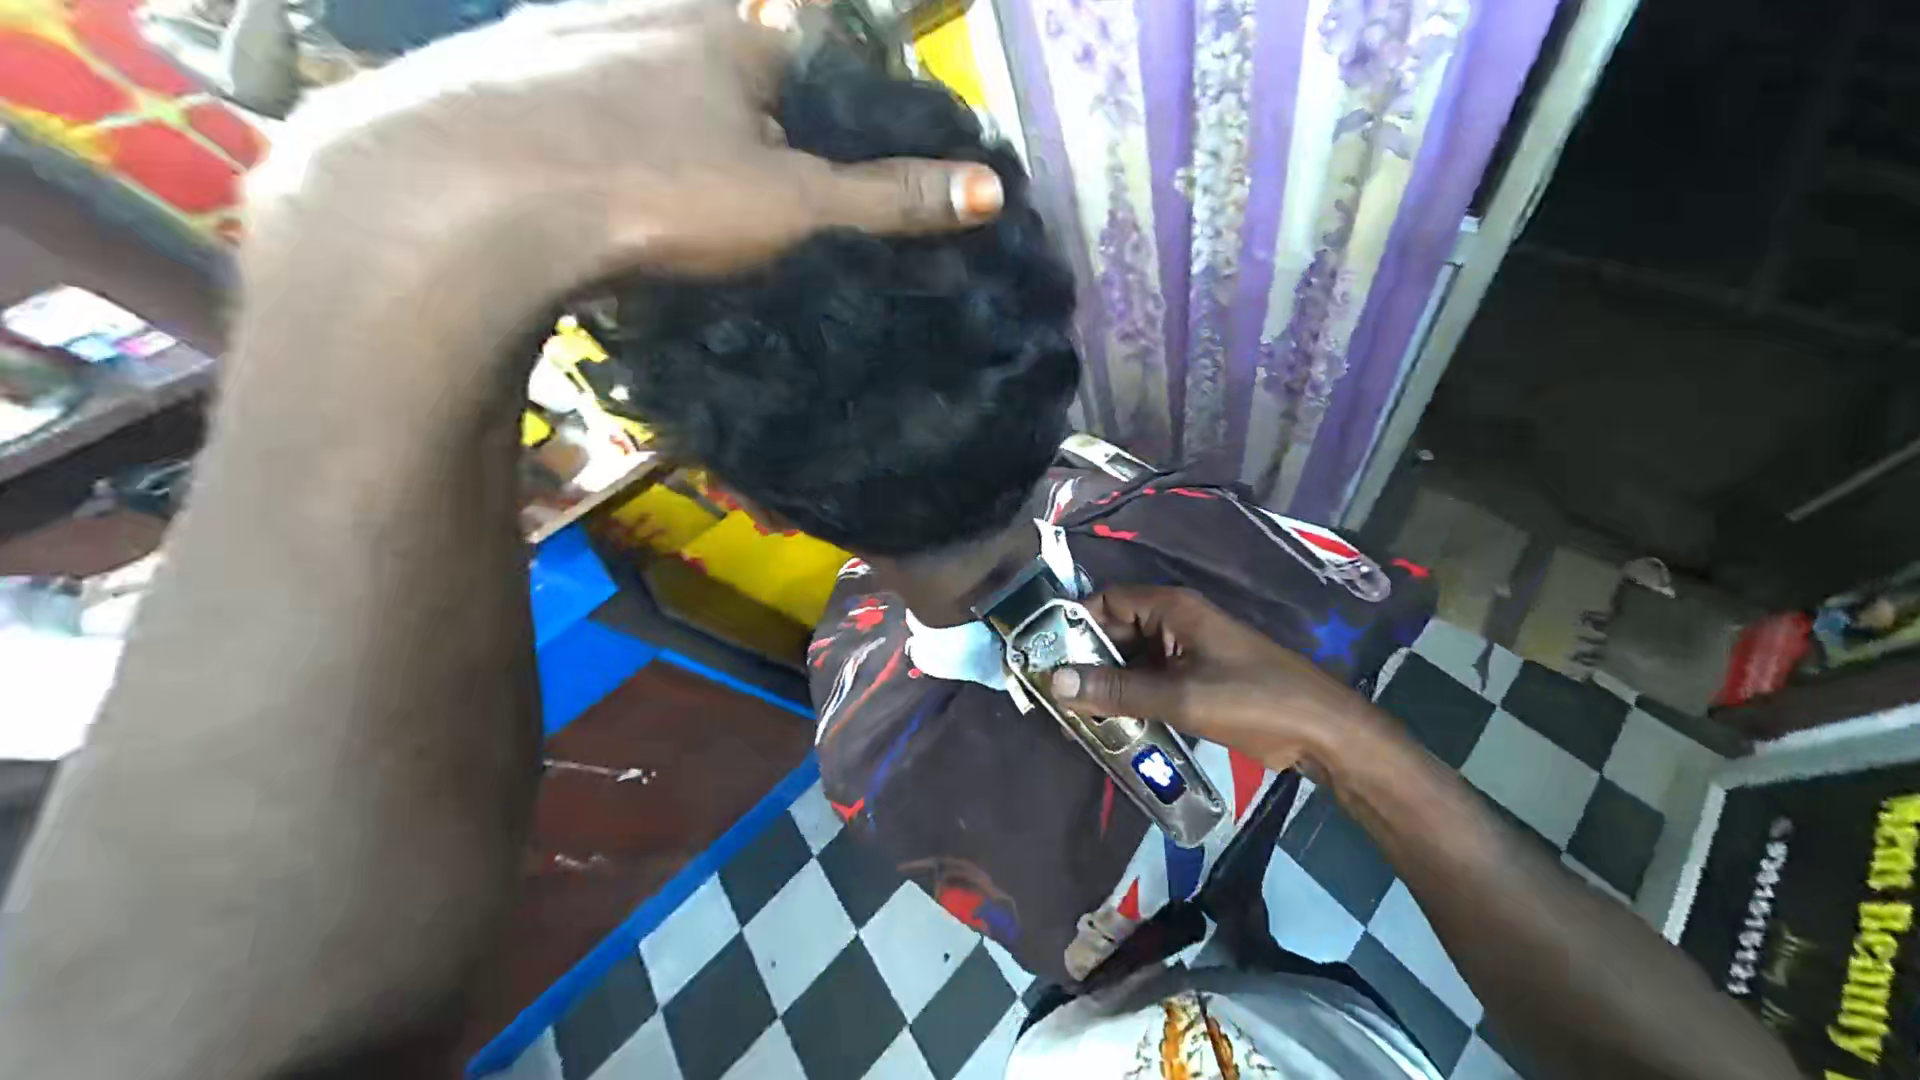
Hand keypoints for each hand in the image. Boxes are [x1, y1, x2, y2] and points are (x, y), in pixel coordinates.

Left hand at [240, 0, 1002, 376]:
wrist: (476, 201)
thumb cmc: (659, 192)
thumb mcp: (793, 206)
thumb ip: (888, 200)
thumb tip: (993, 191)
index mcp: (720, 35)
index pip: (793, 47)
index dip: (819, 89)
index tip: (820, 146)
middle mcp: (641, 15)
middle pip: (711, 45)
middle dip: (737, 90)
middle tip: (742, 167)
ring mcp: (559, 40)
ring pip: (634, 63)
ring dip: (660, 105)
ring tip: (671, 171)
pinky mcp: (497, 83)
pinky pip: (568, 94)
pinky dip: (593, 125)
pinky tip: (591, 168)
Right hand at [1050, 586, 1388, 773]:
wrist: (1324, 734)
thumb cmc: (1254, 700)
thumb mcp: (1180, 696)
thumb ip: (1117, 690)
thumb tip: (1056, 683)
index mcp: (1172, 608)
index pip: (1107, 601)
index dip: (1075, 623)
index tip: (1048, 656)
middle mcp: (1175, 622)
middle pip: (1116, 631)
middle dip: (1087, 659)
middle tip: (1057, 694)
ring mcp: (1186, 651)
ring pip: (1131, 659)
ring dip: (1107, 682)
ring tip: (1075, 714)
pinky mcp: (1195, 677)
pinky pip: (1149, 679)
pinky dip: (1129, 696)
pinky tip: (1109, 723)